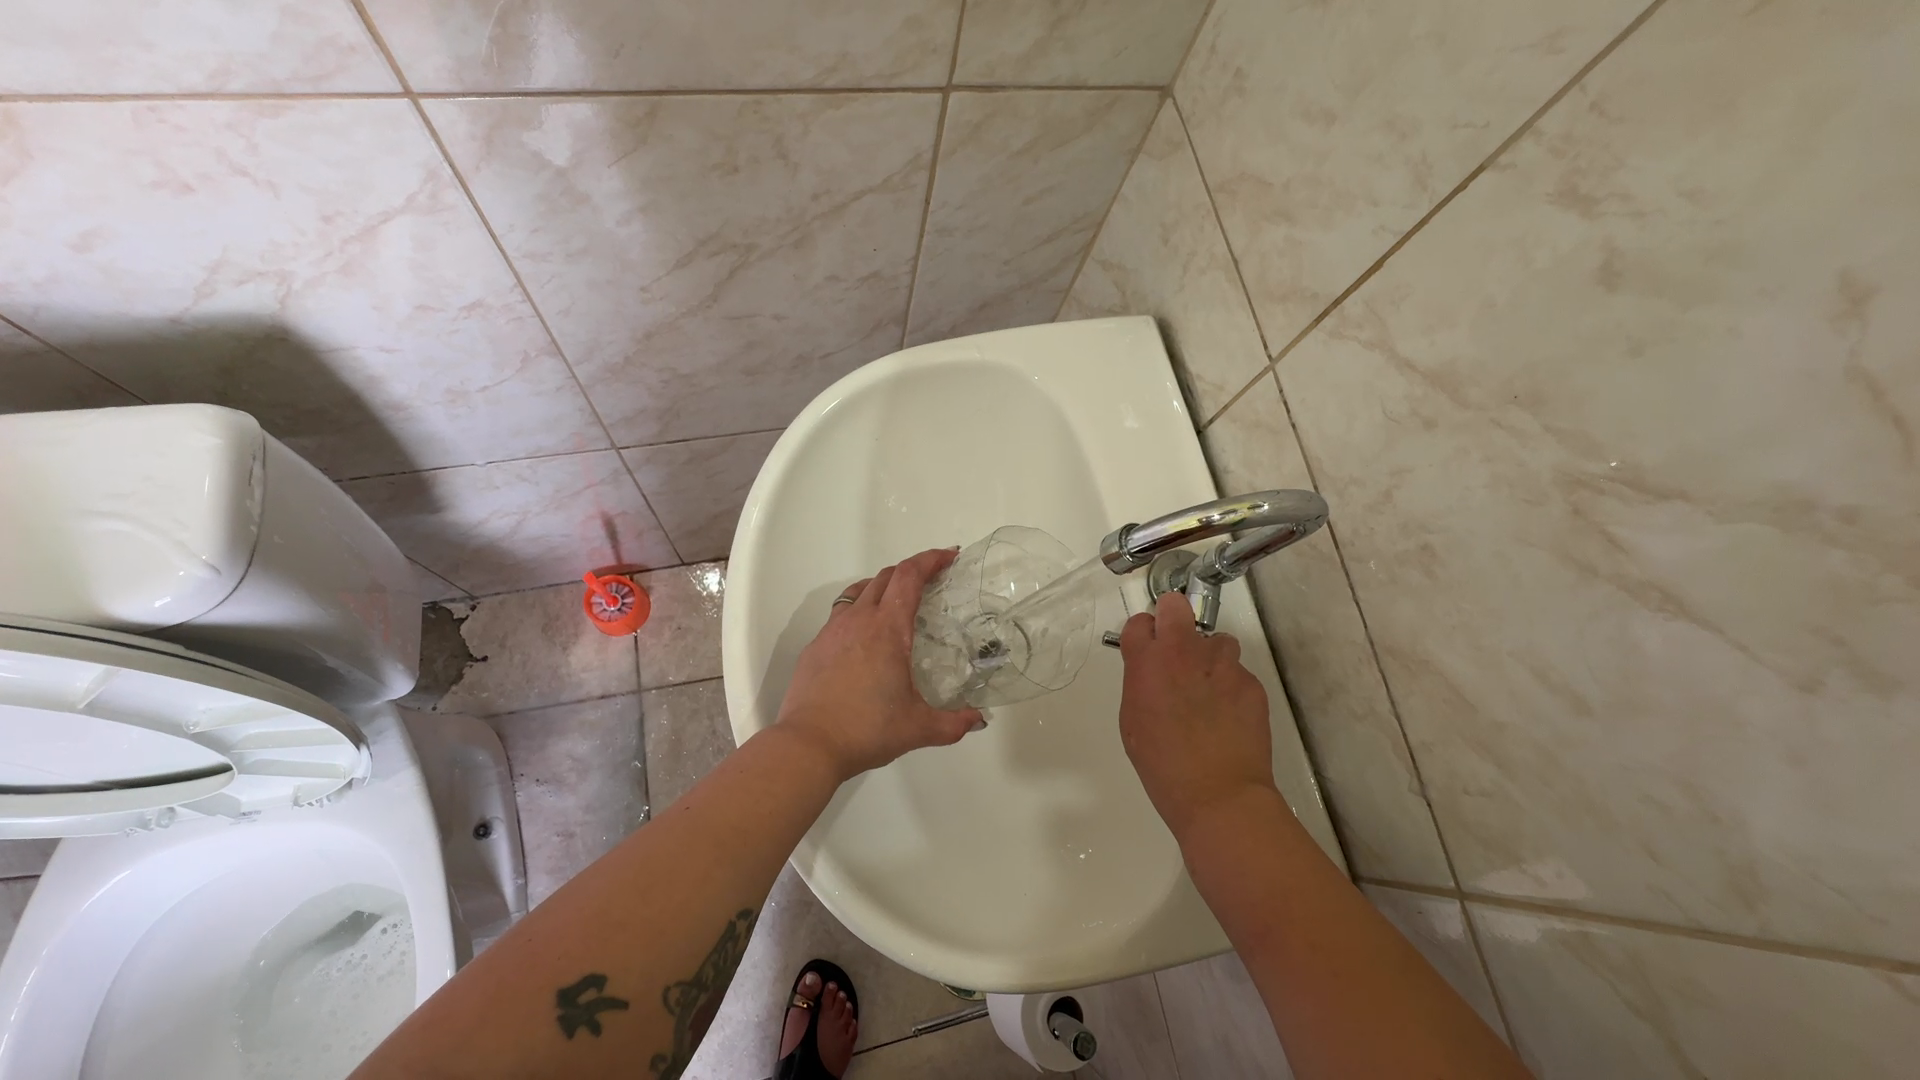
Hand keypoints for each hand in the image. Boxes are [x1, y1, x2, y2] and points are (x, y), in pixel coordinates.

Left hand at [775, 548, 984, 781]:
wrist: (808, 744)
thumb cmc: (867, 730)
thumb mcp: (919, 728)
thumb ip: (954, 723)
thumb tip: (978, 719)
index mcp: (888, 629)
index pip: (909, 576)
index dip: (930, 559)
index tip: (949, 556)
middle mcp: (858, 620)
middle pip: (885, 576)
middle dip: (911, 570)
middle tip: (932, 580)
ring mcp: (832, 632)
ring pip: (859, 591)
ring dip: (882, 586)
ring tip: (897, 602)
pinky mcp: (815, 648)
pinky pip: (840, 615)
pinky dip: (859, 611)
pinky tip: (865, 639)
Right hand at [1118, 591, 1276, 837]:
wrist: (1218, 793)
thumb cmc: (1162, 765)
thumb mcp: (1132, 721)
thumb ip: (1140, 684)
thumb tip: (1151, 672)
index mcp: (1146, 663)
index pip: (1139, 622)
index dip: (1143, 635)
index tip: (1146, 650)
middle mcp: (1183, 652)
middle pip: (1176, 606)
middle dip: (1173, 618)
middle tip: (1176, 648)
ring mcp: (1222, 665)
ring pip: (1217, 640)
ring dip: (1209, 657)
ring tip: (1209, 690)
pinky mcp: (1251, 682)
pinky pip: (1237, 673)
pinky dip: (1231, 687)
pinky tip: (1229, 716)